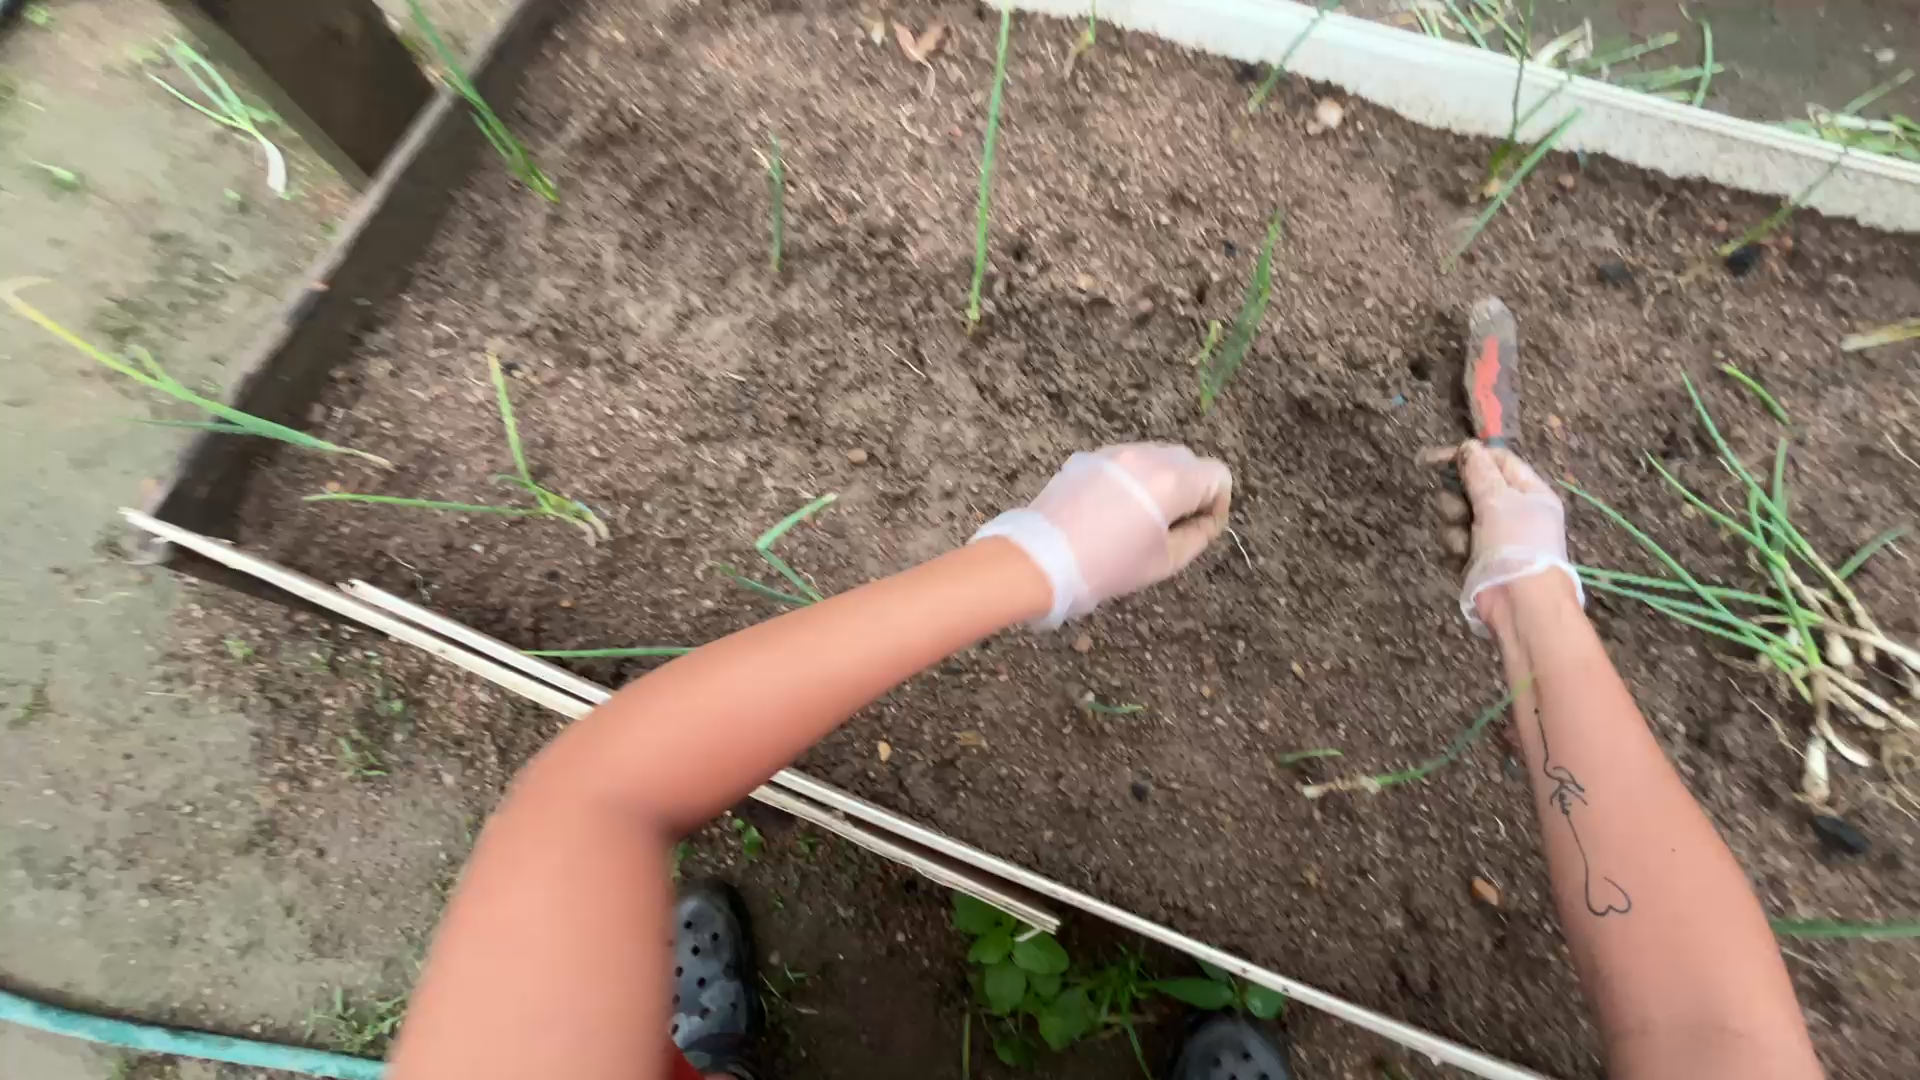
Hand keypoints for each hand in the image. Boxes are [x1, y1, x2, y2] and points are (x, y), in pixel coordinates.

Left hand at [972, 444, 1232, 626]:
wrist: (1039, 559)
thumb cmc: (1106, 566)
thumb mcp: (1164, 561)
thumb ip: (1198, 535)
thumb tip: (1208, 520)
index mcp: (1171, 479)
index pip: (1218, 475)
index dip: (1216, 504)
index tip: (1198, 529)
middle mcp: (1144, 455)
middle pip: (1187, 460)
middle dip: (1189, 490)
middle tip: (1169, 527)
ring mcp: (1112, 453)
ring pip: (1153, 457)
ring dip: (1158, 482)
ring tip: (1136, 521)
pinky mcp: (1085, 459)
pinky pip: (1122, 462)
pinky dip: (1128, 480)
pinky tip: (1109, 512)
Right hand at [1457, 440, 1581, 631]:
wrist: (1518, 601)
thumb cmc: (1516, 544)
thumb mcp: (1498, 501)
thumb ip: (1479, 472)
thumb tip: (1468, 446)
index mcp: (1529, 493)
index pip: (1498, 462)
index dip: (1468, 457)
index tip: (1433, 459)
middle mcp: (1512, 510)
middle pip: (1472, 488)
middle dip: (1457, 498)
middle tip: (1457, 510)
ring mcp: (1494, 534)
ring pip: (1458, 515)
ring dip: (1454, 525)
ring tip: (1464, 542)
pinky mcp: (1476, 555)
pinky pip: (1455, 539)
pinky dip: (1455, 547)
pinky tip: (1462, 557)